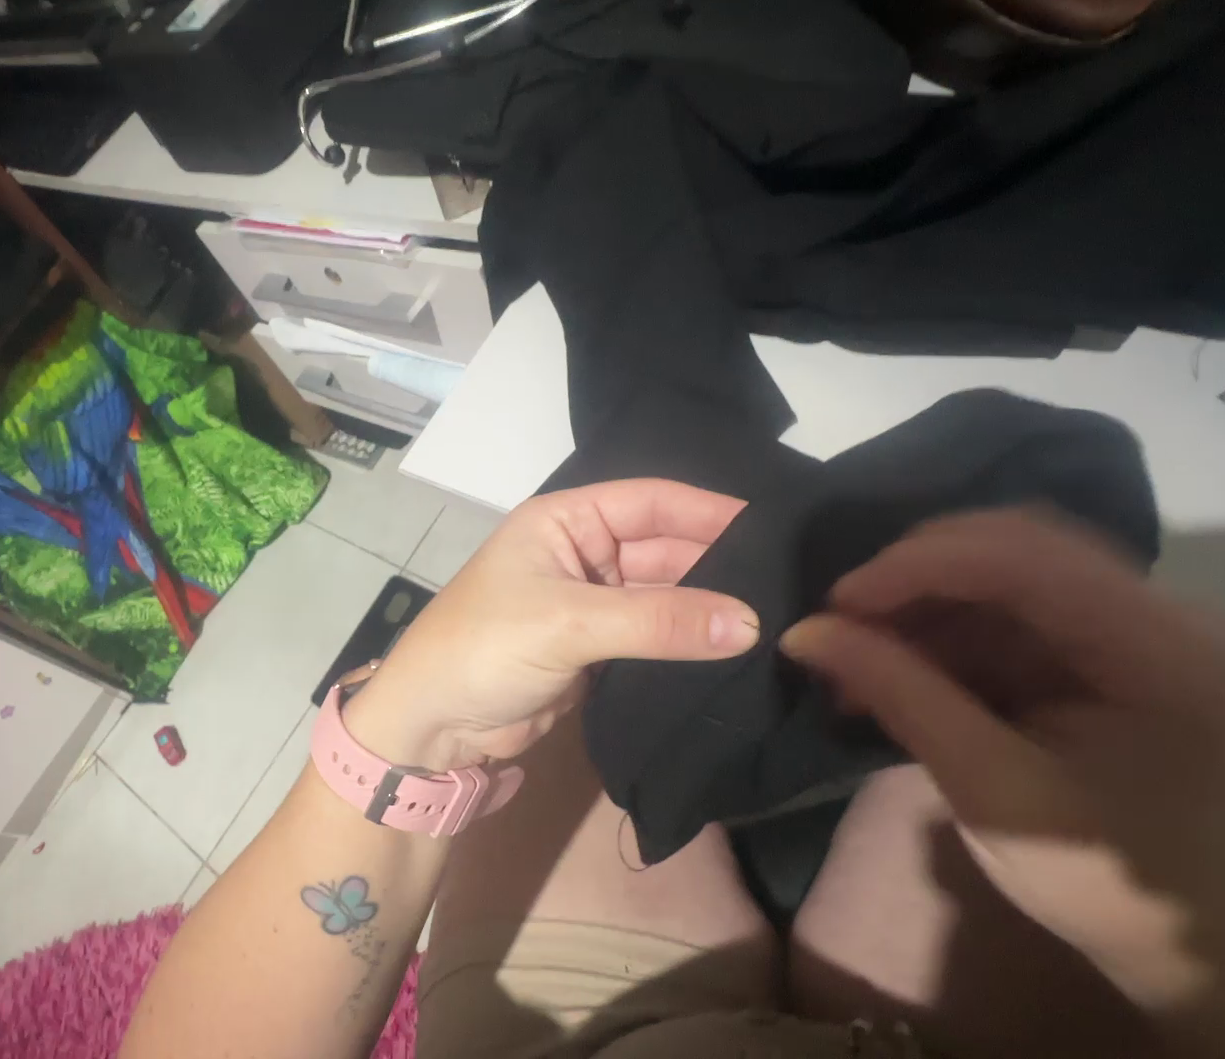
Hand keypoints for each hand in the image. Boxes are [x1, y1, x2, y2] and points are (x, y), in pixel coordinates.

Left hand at [344, 479, 762, 773]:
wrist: (433, 724)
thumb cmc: (485, 648)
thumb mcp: (567, 624)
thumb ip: (657, 621)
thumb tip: (749, 622)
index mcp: (565, 522)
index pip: (651, 501)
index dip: (710, 511)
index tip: (778, 531)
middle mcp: (581, 553)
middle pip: (664, 548)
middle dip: (718, 565)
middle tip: (791, 587)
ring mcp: (590, 603)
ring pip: (663, 596)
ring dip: (707, 609)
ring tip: (778, 621)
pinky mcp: (596, 649)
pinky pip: (653, 636)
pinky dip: (686, 644)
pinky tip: (734, 652)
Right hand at [779, 509, 1224, 1004]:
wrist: (1195, 950)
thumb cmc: (1102, 882)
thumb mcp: (989, 791)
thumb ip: (900, 696)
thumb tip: (803, 632)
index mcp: (1164, 654)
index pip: (1026, 560)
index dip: (918, 565)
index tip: (836, 603)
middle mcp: (1163, 618)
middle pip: (1016, 545)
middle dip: (915, 573)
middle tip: (843, 619)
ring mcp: (1136, 629)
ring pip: (1003, 569)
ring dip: (920, 602)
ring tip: (856, 652)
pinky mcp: (1104, 648)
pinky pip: (1005, 609)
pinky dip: (940, 629)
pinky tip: (894, 667)